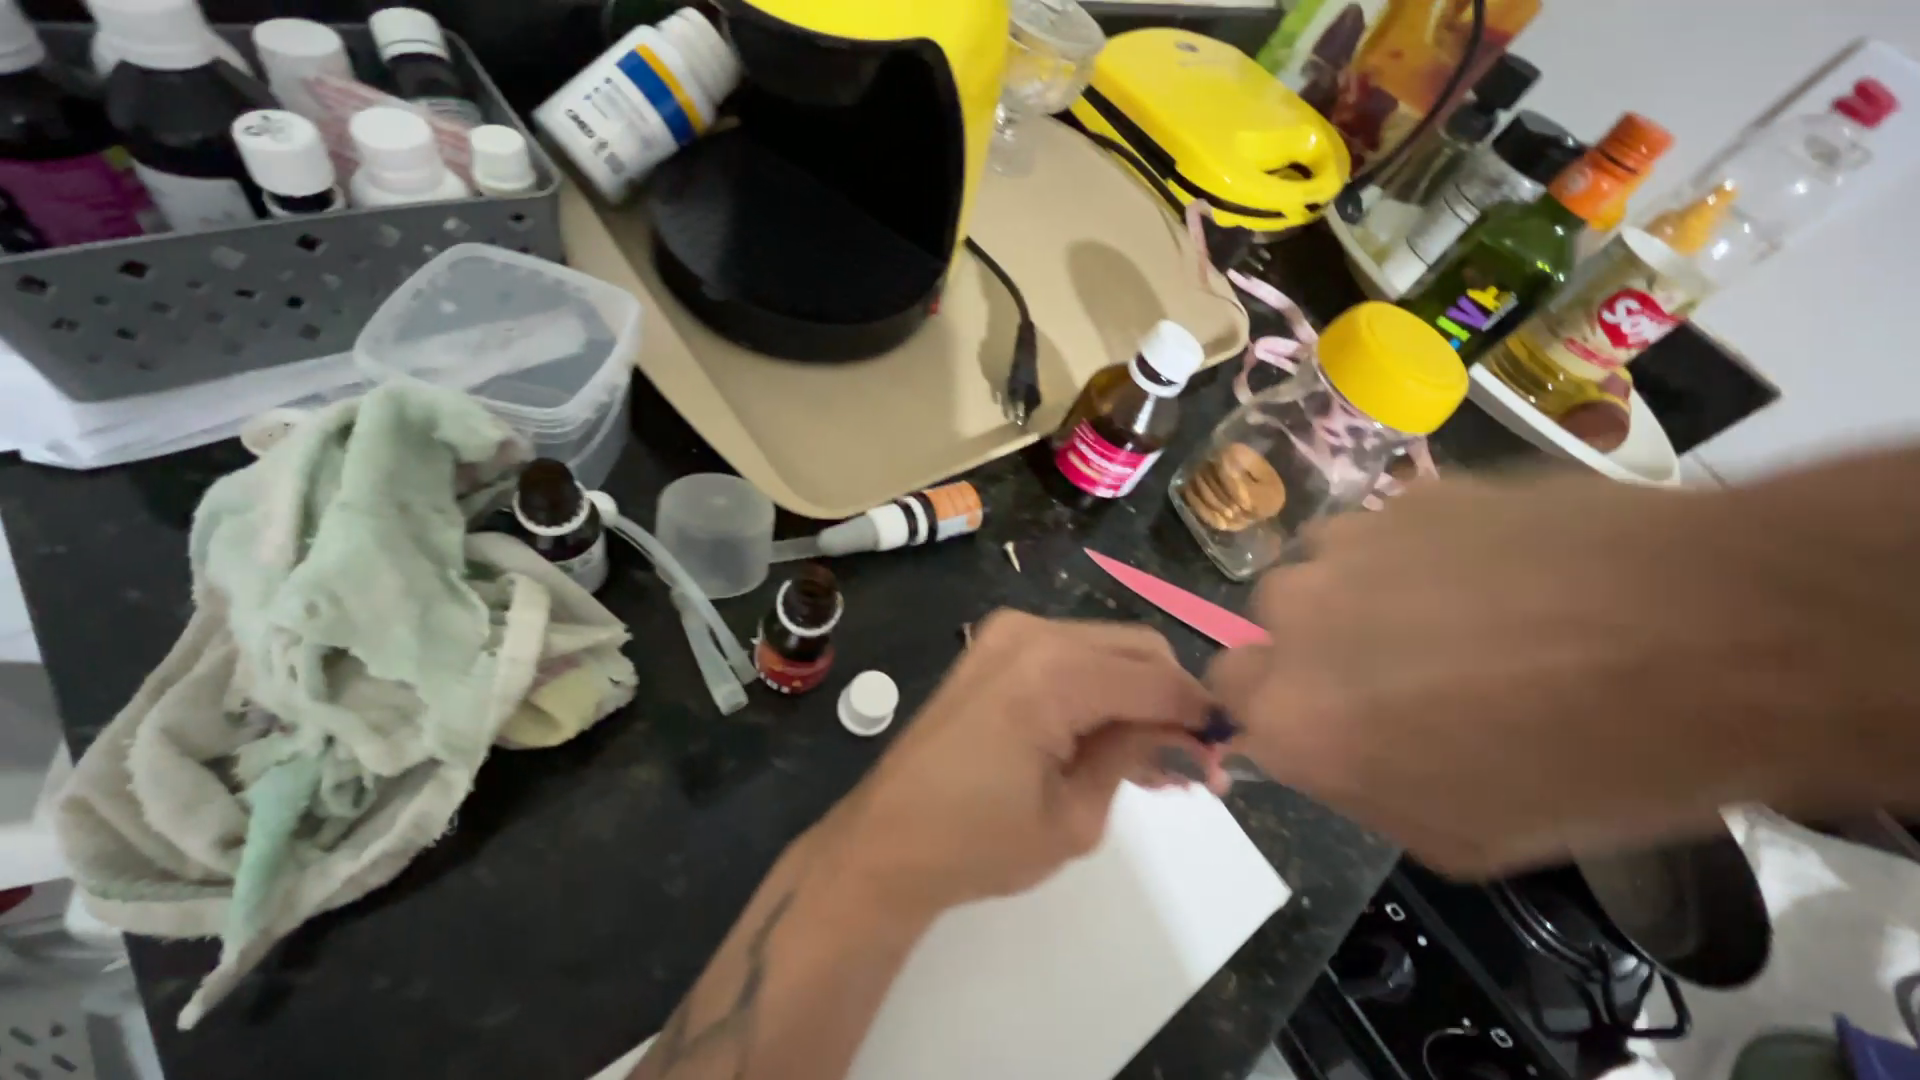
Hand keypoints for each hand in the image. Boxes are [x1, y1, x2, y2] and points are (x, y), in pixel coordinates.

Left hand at [826, 611, 1219, 920]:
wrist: (885, 843)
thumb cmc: (977, 843)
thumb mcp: (1074, 816)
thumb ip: (1133, 758)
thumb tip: (1185, 736)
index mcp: (1052, 671)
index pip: (1156, 680)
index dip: (1200, 715)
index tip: (1227, 754)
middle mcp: (1031, 633)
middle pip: (1136, 649)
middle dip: (1172, 700)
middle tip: (1192, 763)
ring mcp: (1006, 635)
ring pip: (1106, 649)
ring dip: (1138, 694)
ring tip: (1156, 761)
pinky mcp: (993, 650)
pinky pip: (1069, 656)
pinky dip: (1099, 689)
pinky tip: (1112, 738)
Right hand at [1205, 471, 1855, 877]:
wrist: (1710, 632)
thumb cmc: (1583, 766)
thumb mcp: (1456, 835)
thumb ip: (1354, 784)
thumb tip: (1327, 743)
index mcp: (1293, 717)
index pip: (1225, 698)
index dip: (1273, 707)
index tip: (1325, 716)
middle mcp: (1292, 621)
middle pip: (1267, 631)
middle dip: (1313, 650)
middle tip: (1400, 668)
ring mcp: (1345, 546)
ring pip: (1320, 574)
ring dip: (1358, 597)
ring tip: (1457, 613)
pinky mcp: (1403, 495)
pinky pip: (1381, 533)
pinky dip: (1412, 554)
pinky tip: (1495, 571)